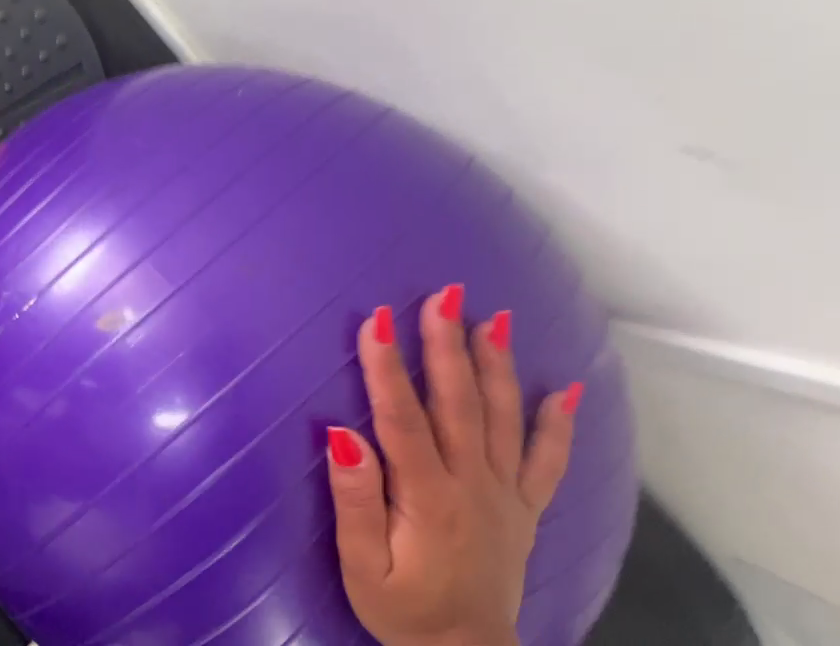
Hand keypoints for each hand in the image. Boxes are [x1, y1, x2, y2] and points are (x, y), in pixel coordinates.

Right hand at [327, 284, 582, 645]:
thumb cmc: (400, 608)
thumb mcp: (361, 566)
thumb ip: (354, 501)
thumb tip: (342, 435)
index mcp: (427, 498)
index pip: (402, 419)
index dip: (387, 366)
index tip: (376, 319)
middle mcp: (472, 487)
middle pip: (459, 405)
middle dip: (448, 346)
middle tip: (445, 295)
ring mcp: (504, 496)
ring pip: (502, 419)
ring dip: (495, 365)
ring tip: (492, 318)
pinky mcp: (523, 509)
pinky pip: (546, 461)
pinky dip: (556, 423)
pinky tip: (562, 388)